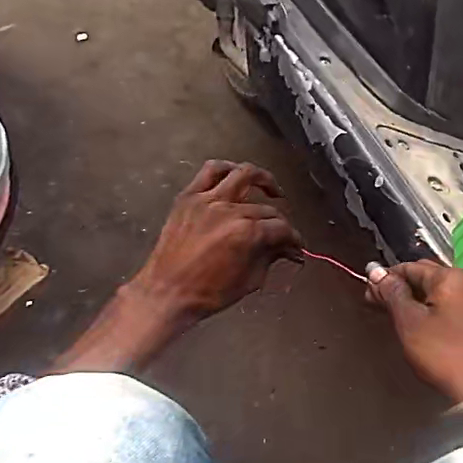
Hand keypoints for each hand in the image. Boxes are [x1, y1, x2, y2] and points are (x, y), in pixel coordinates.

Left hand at [127, 160, 302, 321]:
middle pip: (266, 209)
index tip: (296, 246)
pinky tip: (236, 176)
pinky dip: (227, 168)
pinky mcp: (189, 197)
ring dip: (262, 179)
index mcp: (247, 234)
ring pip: (243, 174)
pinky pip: (210, 171)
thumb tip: (290, 250)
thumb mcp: (250, 280)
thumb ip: (271, 257)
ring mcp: (207, 200)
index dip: (293, 239)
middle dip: (280, 223)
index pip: (281, 229)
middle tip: (282, 234)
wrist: (166, 292)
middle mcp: (230, 211)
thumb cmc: (209, 293)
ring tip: (270, 189)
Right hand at [366, 261, 462, 402]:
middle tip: (378, 303)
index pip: (410, 266)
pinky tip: (418, 325)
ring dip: (414, 300)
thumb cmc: (444, 352)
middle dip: (400, 288)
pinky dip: (430, 311)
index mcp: (450, 277)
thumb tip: (376, 272)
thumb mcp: (410, 321)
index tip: (368, 292)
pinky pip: (448, 306)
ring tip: (395, 315)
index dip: (386, 277)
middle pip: (425, 277)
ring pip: (437, 293)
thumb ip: (392, 294)